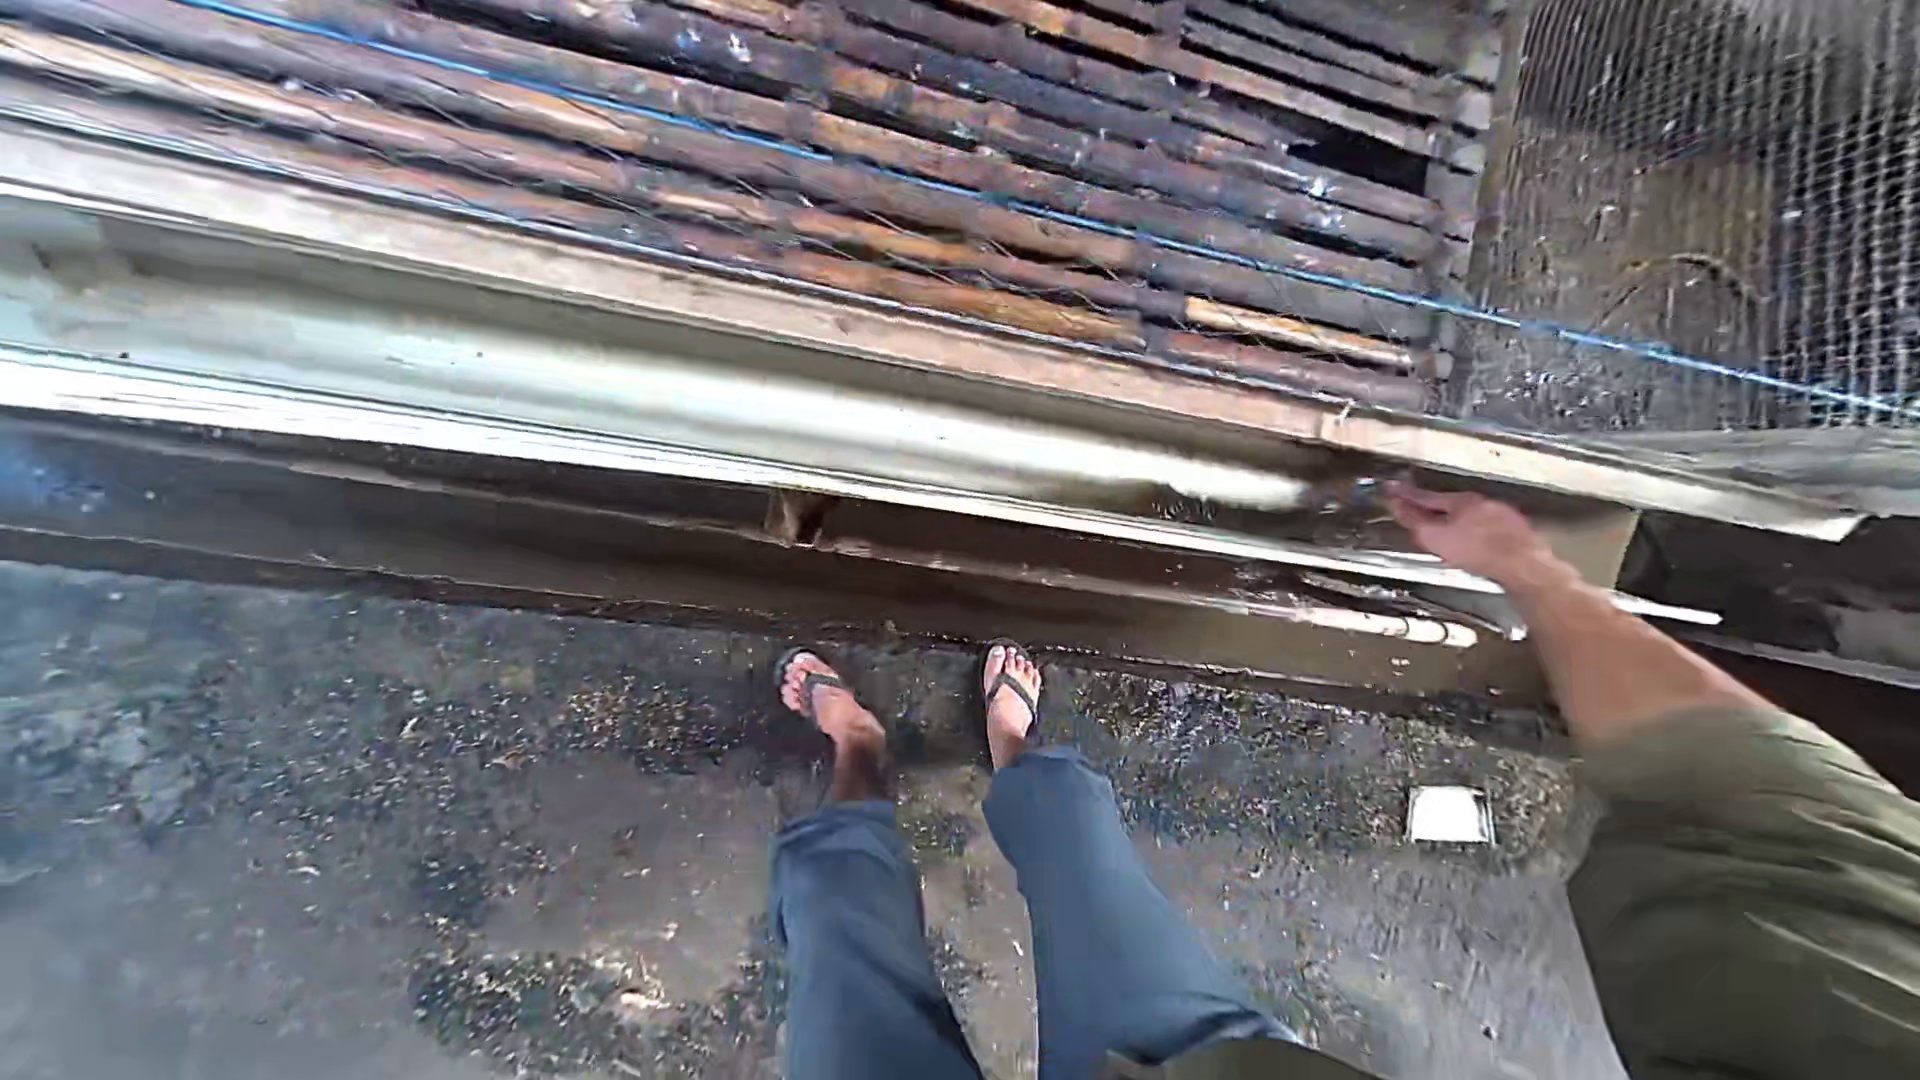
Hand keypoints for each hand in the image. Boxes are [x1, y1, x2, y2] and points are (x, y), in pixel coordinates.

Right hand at [1385, 481, 1566, 587]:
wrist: (1524, 567)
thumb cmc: (1475, 550)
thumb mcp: (1433, 536)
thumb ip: (1413, 520)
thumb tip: (1396, 504)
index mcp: (1461, 500)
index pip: (1425, 496)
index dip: (1405, 494)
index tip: (1390, 488)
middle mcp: (1483, 502)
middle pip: (1449, 505)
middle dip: (1432, 512)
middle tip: (1418, 519)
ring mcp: (1502, 515)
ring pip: (1469, 517)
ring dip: (1454, 525)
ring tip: (1444, 538)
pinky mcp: (1516, 531)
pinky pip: (1485, 528)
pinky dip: (1473, 534)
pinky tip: (1470, 546)